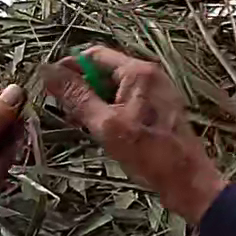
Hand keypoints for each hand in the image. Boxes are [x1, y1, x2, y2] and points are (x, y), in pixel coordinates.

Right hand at [43, 46, 226, 224]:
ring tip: (85, 125)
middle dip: (82, 88)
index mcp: (138, 72)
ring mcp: (156, 91)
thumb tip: (48, 72)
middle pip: (103, 70)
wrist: (187, 181)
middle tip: (68, 112)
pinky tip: (104, 132)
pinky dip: (110, 110)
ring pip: (113, 87)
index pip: (94, 54)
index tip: (52, 86)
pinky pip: (126, 100)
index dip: (70, 67)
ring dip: (94, 102)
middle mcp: (149, 75)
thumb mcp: (105, 124)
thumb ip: (76, 96)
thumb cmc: (149, 153)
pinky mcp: (158, 108)